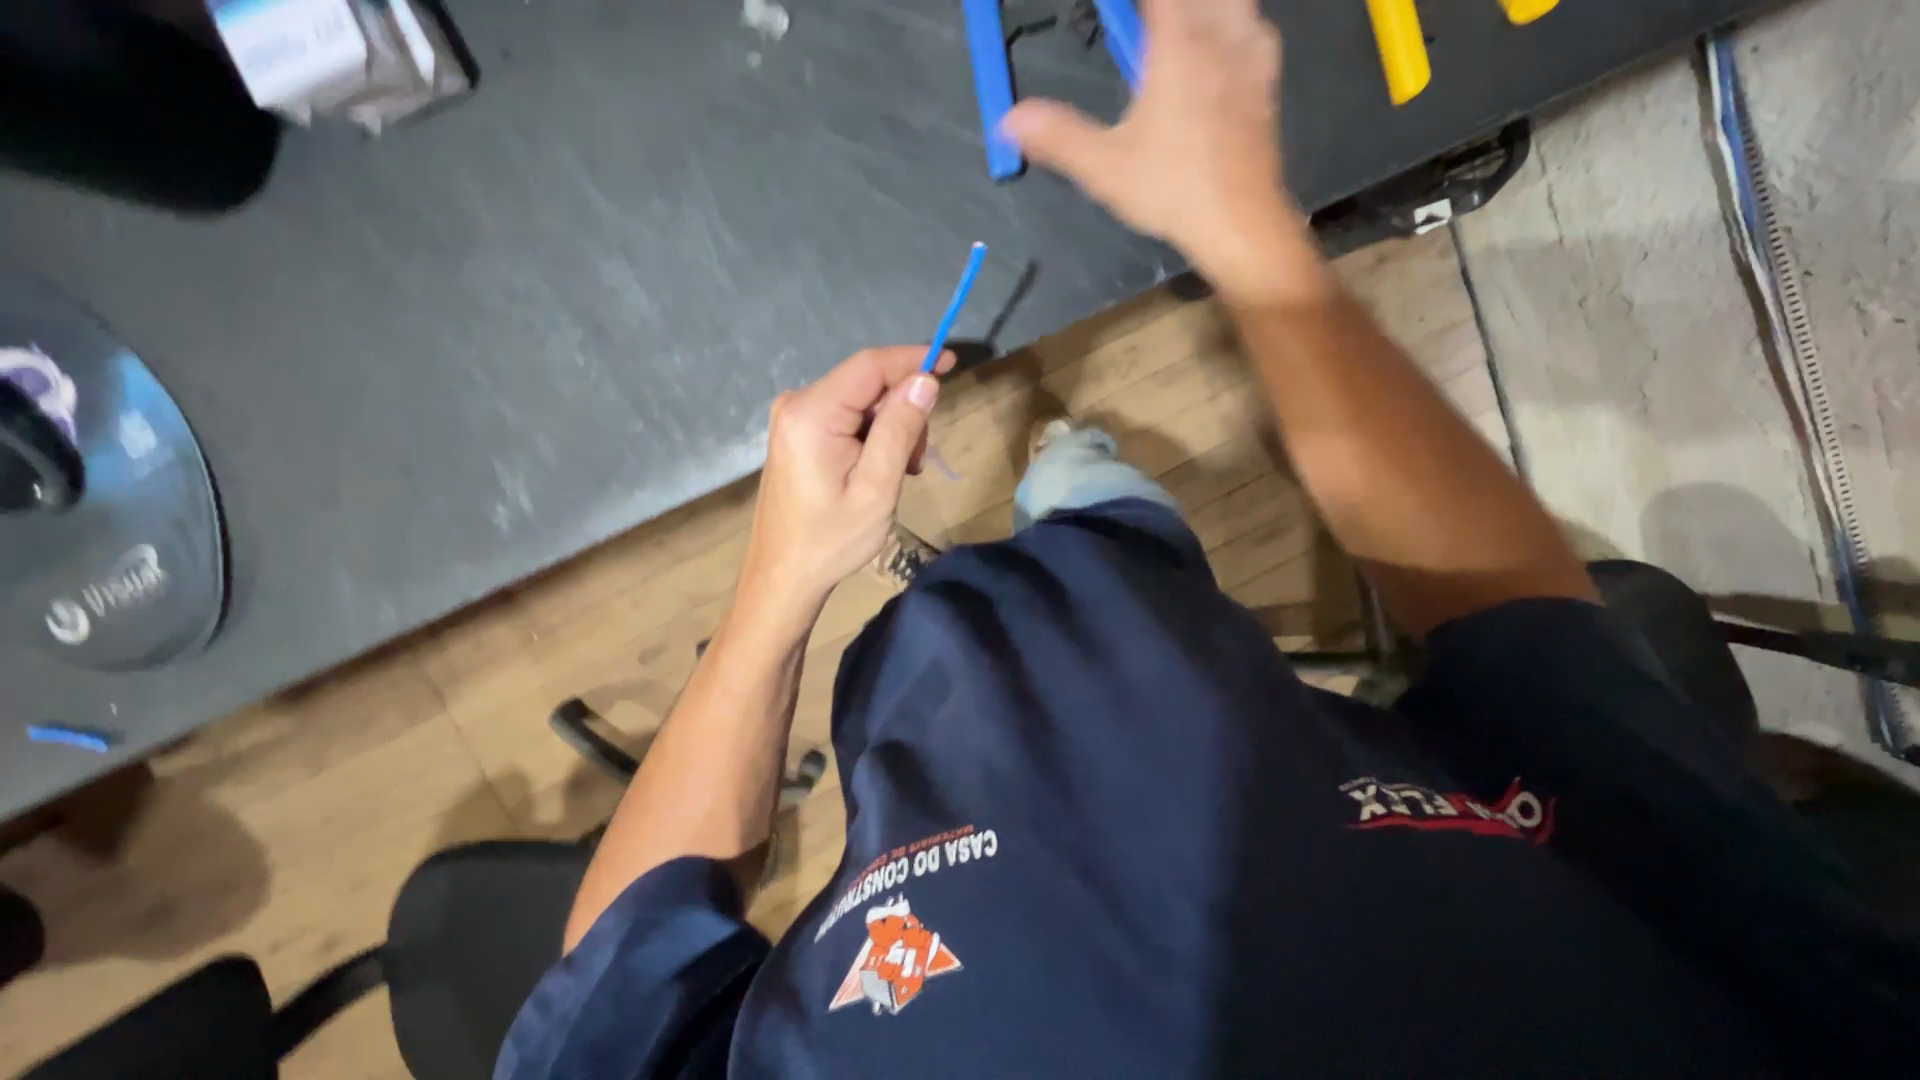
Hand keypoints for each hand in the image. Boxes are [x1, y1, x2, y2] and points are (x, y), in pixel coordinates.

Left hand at [739, 347, 952, 622]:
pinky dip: (872, 436)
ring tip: (899, 474)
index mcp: (811, 413)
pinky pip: (847, 417)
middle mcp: (797, 403)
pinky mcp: (797, 432)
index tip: (952, 363)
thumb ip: (900, 429)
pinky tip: (879, 470)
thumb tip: (925, 380)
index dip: (913, 358)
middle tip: (917, 461)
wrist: (784, 576)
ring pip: (861, 401)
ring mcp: (793, 417)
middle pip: (868, 383)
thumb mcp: (877, 487)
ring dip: (891, 428)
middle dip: (903, 410)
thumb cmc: (831, 539)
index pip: (871, 364)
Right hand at [1001, 0, 1314, 298]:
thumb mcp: (1103, 168)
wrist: (1239, 222)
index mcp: (1176, 48)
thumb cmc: (1170, 192)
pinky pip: (1256, 30)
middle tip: (1145, 25)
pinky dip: (1237, 22)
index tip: (1115, 14)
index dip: (1138, 6)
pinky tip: (1226, 38)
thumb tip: (1008, 120)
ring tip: (1180, 23)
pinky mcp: (1266, 84)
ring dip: (1204, 7)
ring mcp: (1248, 59)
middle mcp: (1217, 40)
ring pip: (1232, 3)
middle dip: (1169, 6)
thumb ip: (1057, 137)